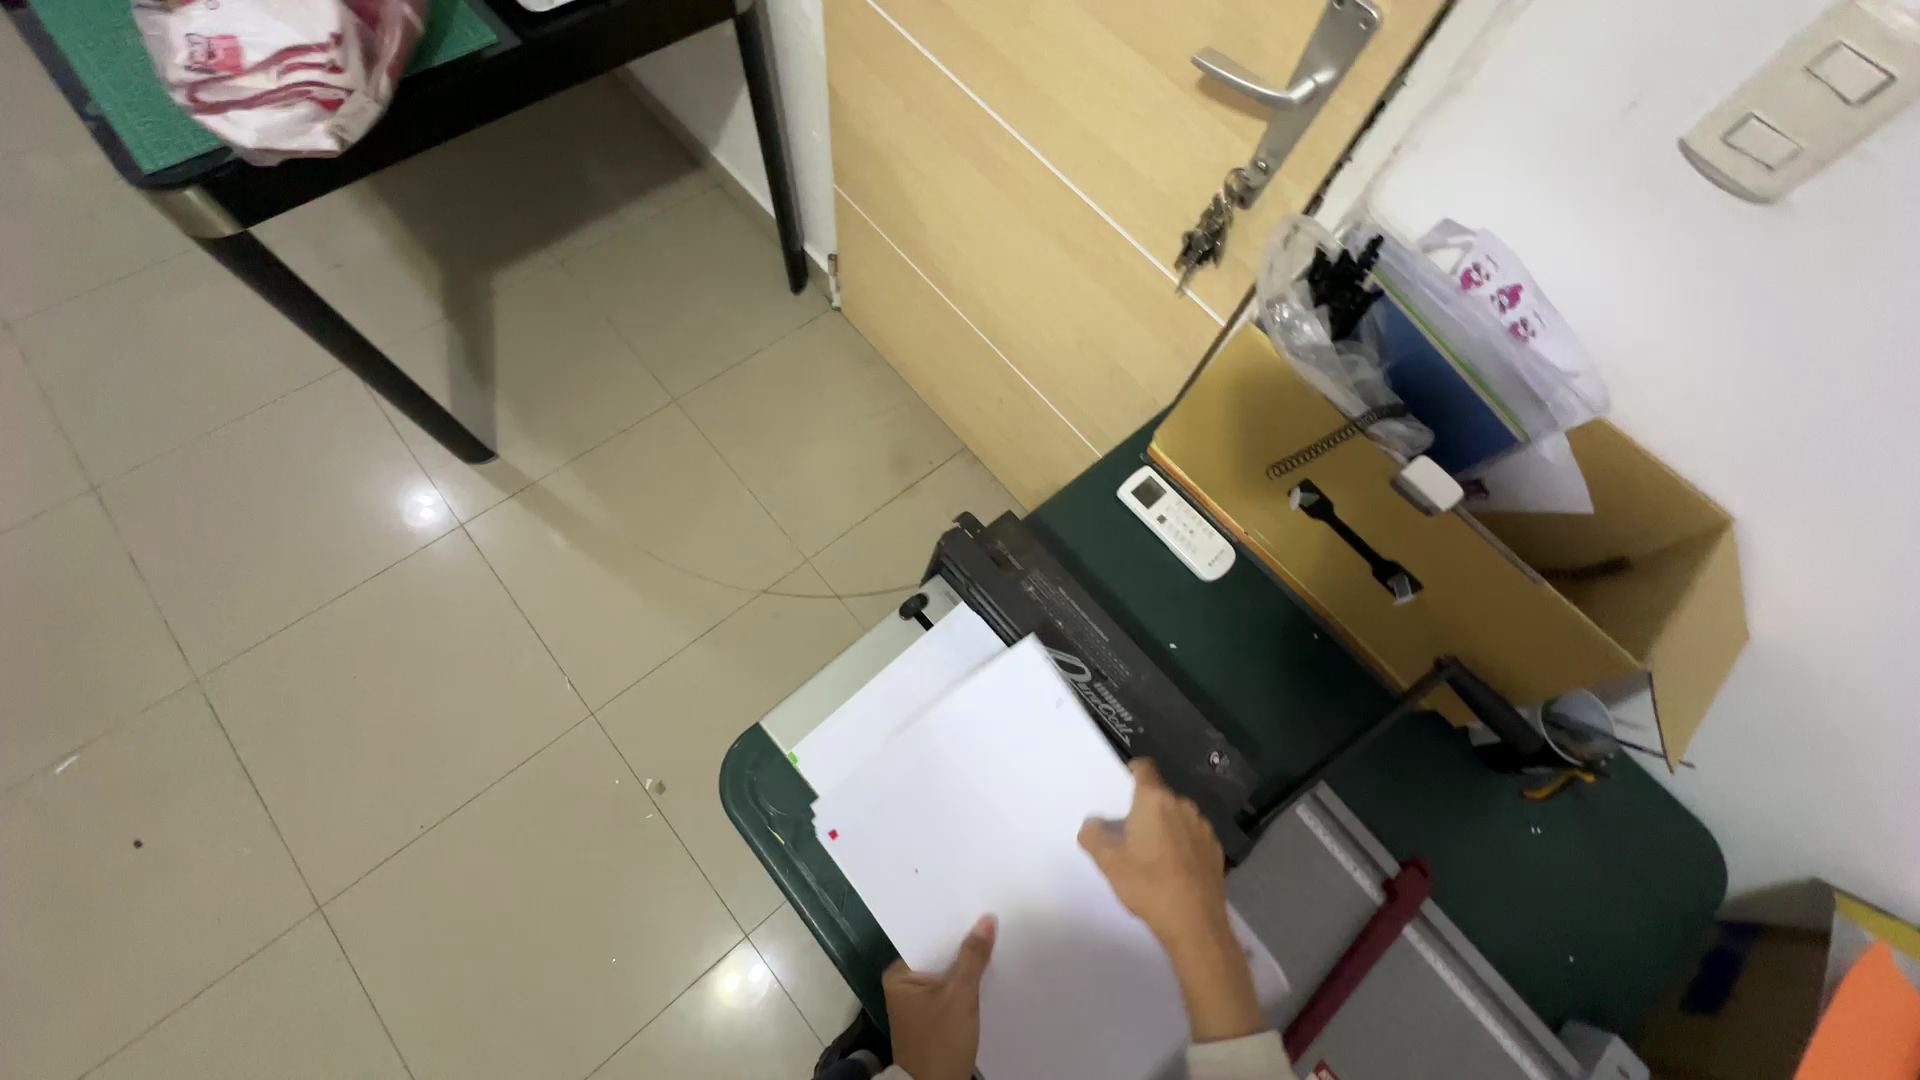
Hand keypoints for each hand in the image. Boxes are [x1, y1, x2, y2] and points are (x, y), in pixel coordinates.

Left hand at [883, 914, 995, 1079]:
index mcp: (898, 974)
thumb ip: (973, 956)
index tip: (974, 907)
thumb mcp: (960, 995)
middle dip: (961, 943)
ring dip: (965, 962)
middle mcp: (903, 984)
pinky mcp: (932, 1016)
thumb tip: (986, 919)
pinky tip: (985, 970)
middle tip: (987, 918)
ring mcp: (917, 1002)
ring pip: (946, 971)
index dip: (951, 924)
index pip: (927, 938)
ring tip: (991, 938)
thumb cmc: (940, 1042)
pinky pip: (949, 988)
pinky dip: (965, 981)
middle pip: (938, 954)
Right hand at [1078, 759, 1262, 1041]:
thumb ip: (1094, 835)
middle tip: (1129, 833)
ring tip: (1153, 856)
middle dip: (1145, 808)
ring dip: (1166, 826)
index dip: (1132, 771)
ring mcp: (1203, 827)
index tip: (1122, 786)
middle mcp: (1182, 805)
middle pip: (1159, 796)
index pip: (1144, 768)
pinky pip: (1193, 836)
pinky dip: (1183, 845)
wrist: (1196, 924)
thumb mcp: (1108, 862)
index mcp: (1154, 800)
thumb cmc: (1148, 884)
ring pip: (1178, 816)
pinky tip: (1175, 870)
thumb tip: (1093, 823)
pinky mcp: (1216, 850)